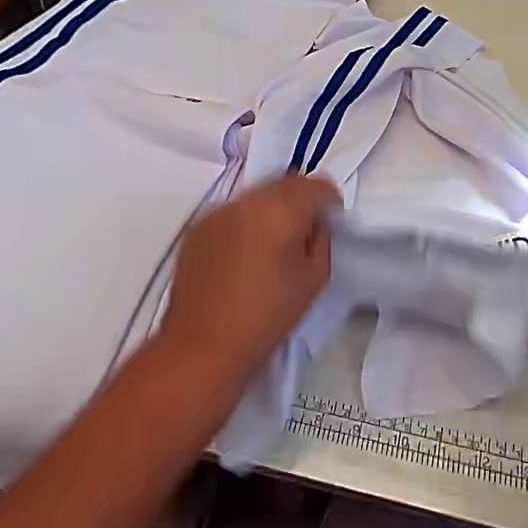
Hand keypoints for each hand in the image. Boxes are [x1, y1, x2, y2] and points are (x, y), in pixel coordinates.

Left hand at [158, 175, 339, 377]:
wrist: (203, 344)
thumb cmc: (267, 316)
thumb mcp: (314, 279)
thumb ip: (320, 240)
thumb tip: (313, 223)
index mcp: (280, 210)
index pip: (315, 184)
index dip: (329, 201)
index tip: (330, 222)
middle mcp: (246, 201)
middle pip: (283, 184)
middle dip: (299, 201)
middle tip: (304, 234)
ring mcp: (217, 212)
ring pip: (255, 197)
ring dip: (270, 211)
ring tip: (271, 247)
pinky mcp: (197, 228)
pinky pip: (231, 214)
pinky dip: (244, 224)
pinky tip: (243, 257)